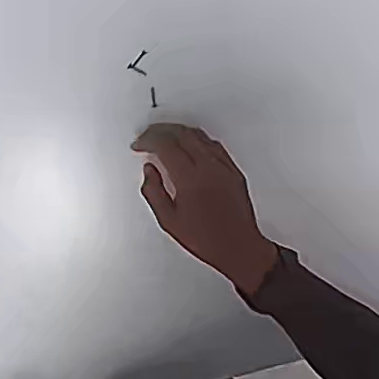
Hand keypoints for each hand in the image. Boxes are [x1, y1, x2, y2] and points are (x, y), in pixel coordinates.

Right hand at [132, 123, 281, 296]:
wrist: (239, 248)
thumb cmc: (207, 239)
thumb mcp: (168, 220)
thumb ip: (153, 191)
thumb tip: (149, 170)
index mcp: (190, 179)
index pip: (165, 144)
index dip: (147, 140)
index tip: (139, 144)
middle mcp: (209, 168)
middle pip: (181, 133)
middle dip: (159, 130)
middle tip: (147, 136)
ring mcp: (224, 167)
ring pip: (198, 135)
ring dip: (177, 132)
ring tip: (164, 137)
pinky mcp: (233, 170)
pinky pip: (213, 144)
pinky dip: (196, 139)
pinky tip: (188, 145)